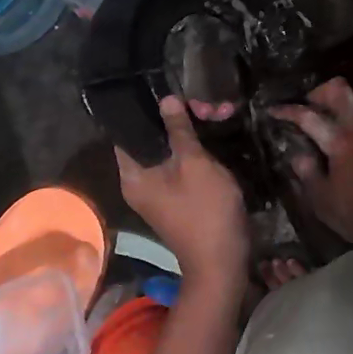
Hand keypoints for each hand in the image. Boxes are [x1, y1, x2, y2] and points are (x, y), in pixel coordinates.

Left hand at [116, 96, 249, 291]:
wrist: (223, 262)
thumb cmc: (204, 210)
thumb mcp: (194, 163)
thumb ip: (178, 129)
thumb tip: (166, 99)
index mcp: (133, 174)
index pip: (128, 131)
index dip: (146, 109)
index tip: (166, 91)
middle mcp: (141, 181)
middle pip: (154, 137)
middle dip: (182, 117)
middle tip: (209, 106)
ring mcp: (162, 190)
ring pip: (173, 148)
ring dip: (195, 130)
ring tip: (222, 112)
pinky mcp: (180, 195)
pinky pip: (184, 163)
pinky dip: (199, 149)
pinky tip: (219, 131)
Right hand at [271, 78, 352, 244]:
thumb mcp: (323, 202)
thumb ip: (307, 174)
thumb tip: (298, 156)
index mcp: (341, 142)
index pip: (309, 115)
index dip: (287, 111)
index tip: (272, 110)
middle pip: (339, 90)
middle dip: (318, 93)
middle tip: (304, 110)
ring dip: (334, 108)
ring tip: (319, 129)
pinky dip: (347, 123)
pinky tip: (339, 146)